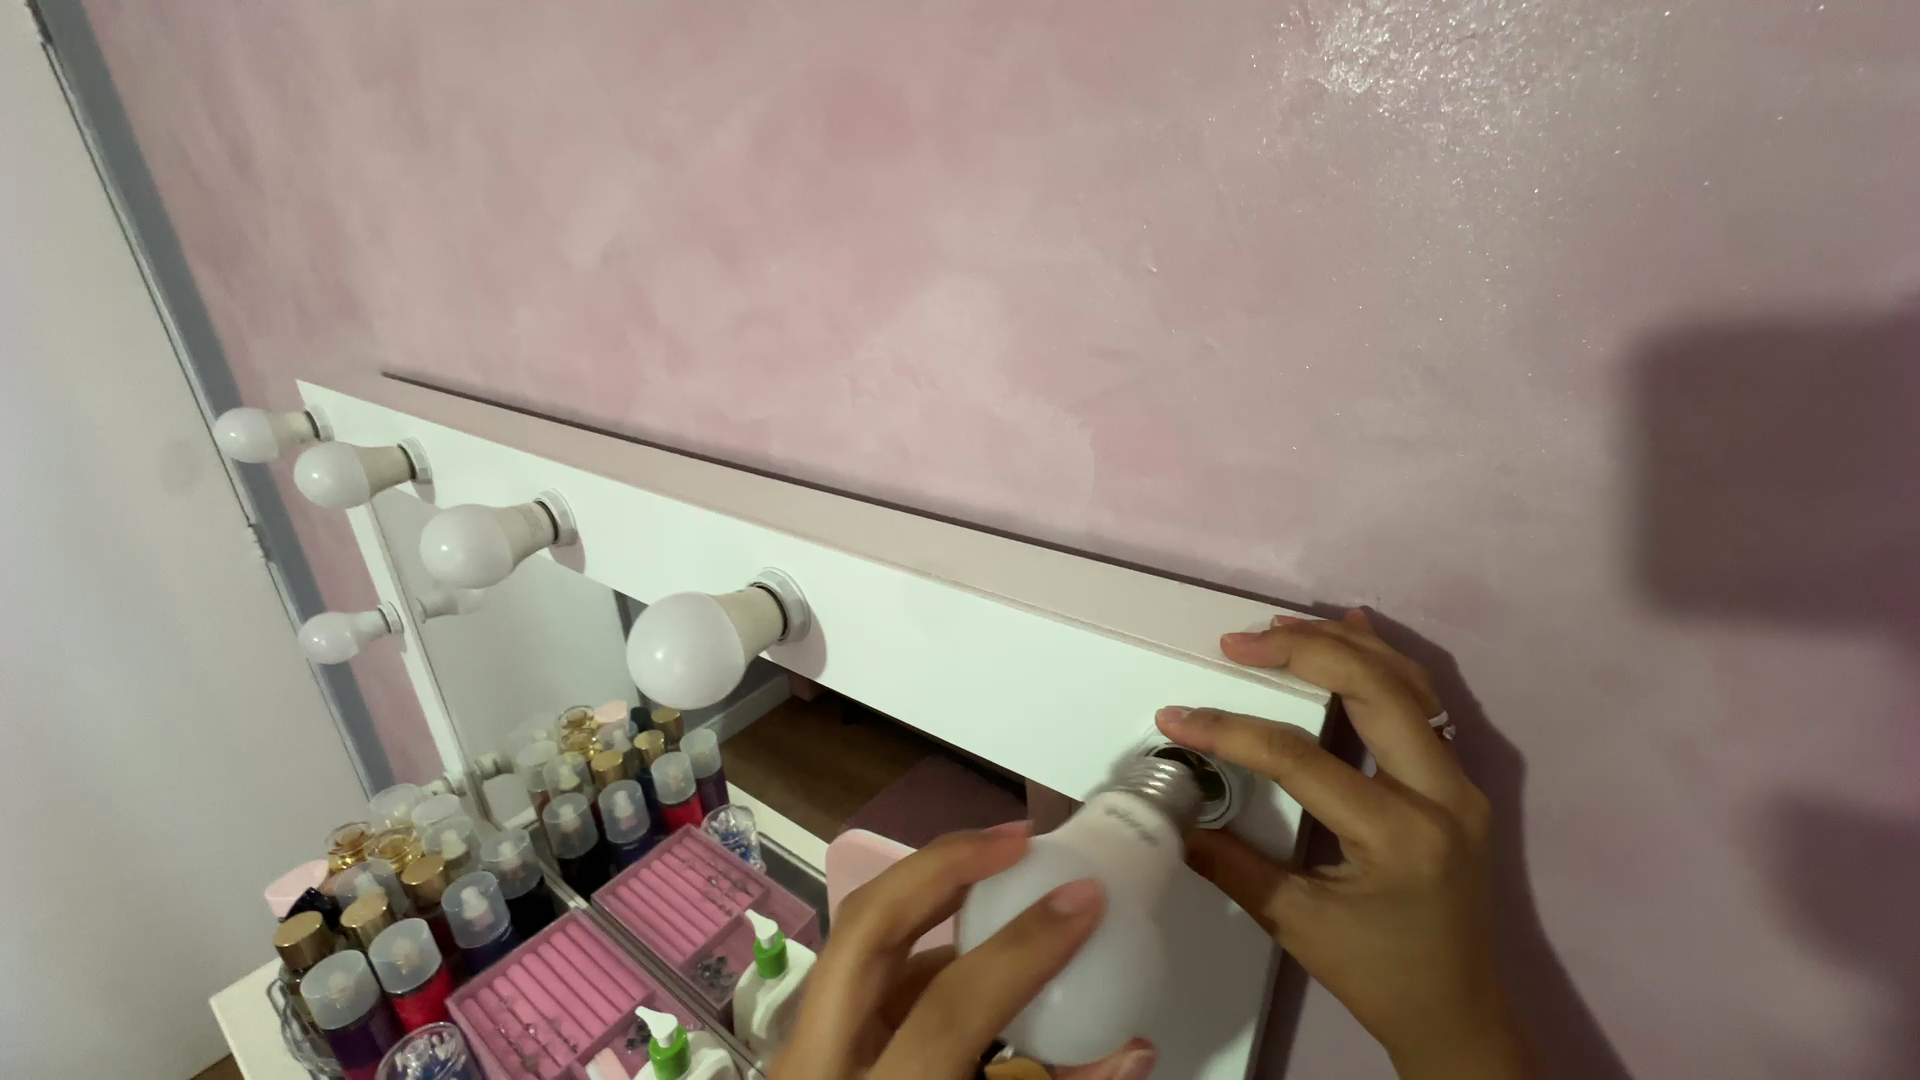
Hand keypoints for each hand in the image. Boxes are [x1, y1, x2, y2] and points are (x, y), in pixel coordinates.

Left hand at [770, 823, 1155, 1079]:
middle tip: (1016, 839)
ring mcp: (800, 1054)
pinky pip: (870, 981)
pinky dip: (923, 953)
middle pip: (867, 927)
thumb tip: (1131, 1047)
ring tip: (997, 870)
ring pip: (859, 939)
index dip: (1024, 947)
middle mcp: (816, 1068)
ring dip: (930, 894)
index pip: (948, 1007)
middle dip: (944, 865)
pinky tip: (968, 950)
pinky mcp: (806, 1050)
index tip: (1084, 898)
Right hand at [1157, 610, 1533, 1079]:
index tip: (1176, 717)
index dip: (1230, 730)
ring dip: (1342, 644)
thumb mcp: (1294, 922)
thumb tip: (1171, 815)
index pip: (1300, 757)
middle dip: (1300, 653)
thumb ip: (1229, 862)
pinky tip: (1352, 629)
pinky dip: (1382, 659)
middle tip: (1238, 643)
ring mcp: (1460, 781)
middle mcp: (1441, 794)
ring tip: (1280, 625)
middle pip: (1373, 689)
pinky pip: (1423, 701)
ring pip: (1406, 682)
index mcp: (1398, 834)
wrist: (1461, 1017)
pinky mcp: (1458, 779)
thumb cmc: (1378, 975)